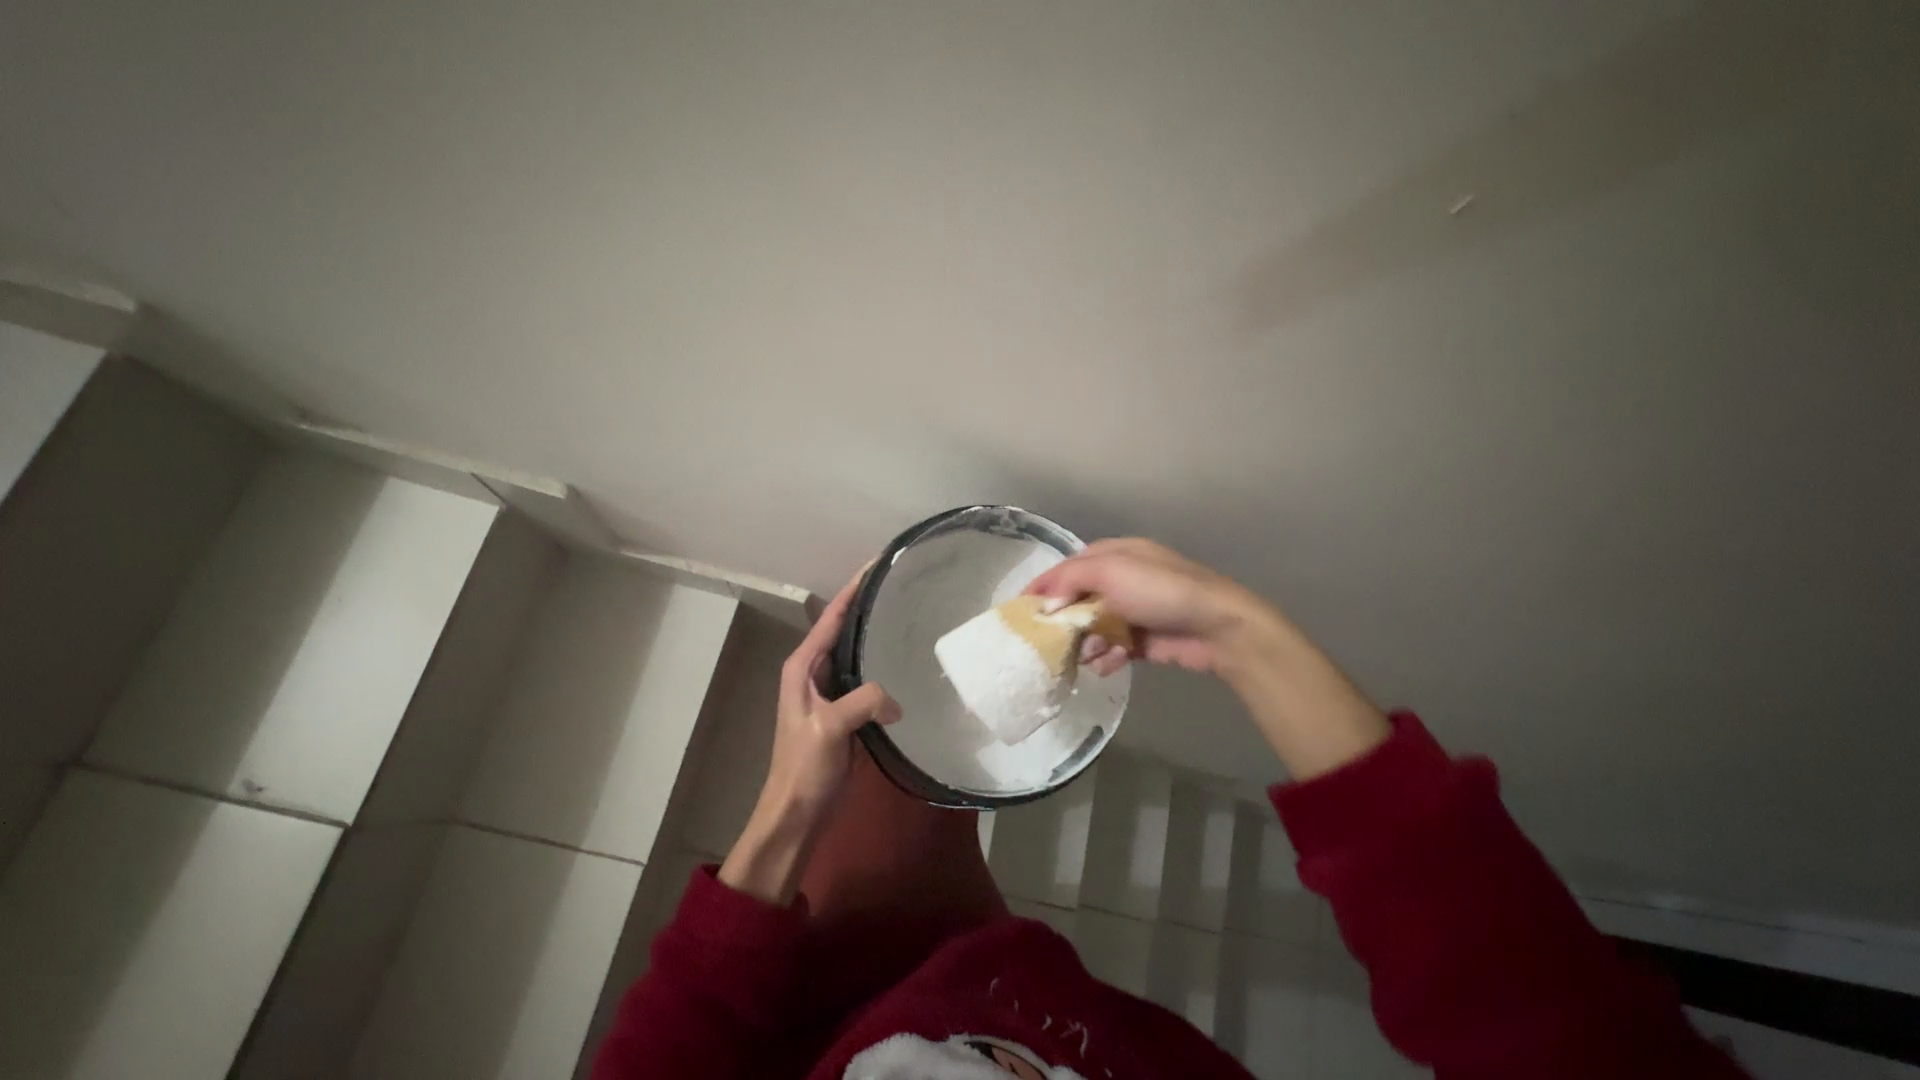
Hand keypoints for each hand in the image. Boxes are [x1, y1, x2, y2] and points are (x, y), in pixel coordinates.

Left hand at [764, 565, 902, 813]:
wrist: (797, 812)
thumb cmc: (804, 767)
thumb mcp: (829, 728)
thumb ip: (863, 702)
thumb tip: (896, 701)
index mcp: (803, 666)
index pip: (832, 615)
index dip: (854, 587)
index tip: (880, 562)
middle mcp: (815, 672)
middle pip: (846, 628)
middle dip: (872, 606)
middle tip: (909, 586)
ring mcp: (831, 692)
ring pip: (860, 654)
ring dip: (880, 637)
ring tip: (916, 617)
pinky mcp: (847, 712)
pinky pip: (870, 680)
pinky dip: (887, 668)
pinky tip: (911, 667)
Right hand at [1028, 538, 1389, 780]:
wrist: (1219, 627)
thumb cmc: (1162, 591)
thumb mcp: (1111, 572)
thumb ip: (1071, 580)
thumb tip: (1043, 600)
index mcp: (1118, 555)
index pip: (1070, 567)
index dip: (1045, 586)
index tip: (1020, 608)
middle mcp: (1126, 579)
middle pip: (1081, 599)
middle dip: (1064, 619)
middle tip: (1044, 640)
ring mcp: (1138, 610)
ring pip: (1097, 626)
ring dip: (1085, 641)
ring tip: (1076, 658)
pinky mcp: (1149, 640)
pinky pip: (1117, 647)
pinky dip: (1108, 657)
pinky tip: (1104, 666)